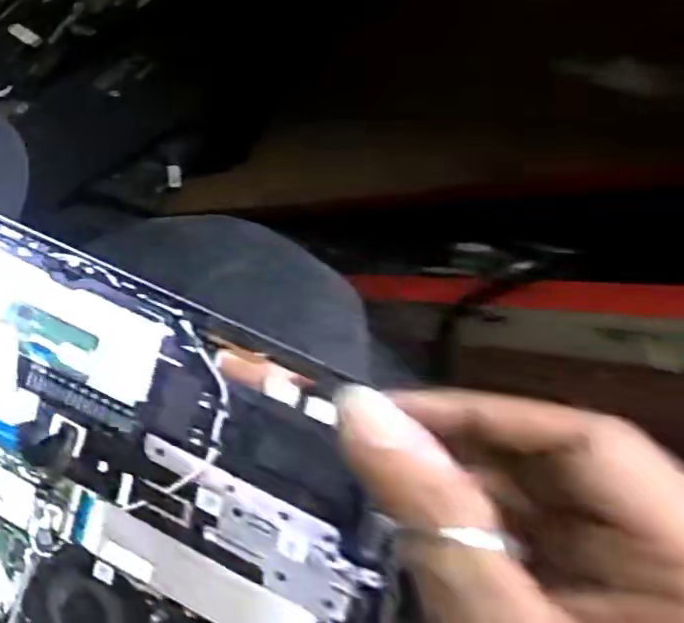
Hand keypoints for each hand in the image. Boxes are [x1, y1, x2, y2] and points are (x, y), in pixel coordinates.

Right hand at [337, 387, 683, 622]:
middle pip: (561, 468)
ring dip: (457, 495)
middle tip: (369, 461)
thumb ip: (430, 511)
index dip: (478, 413)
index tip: (378, 416)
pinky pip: (543, 544)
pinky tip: (432, 546)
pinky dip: (475, 533)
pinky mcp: (620, 611)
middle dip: (454, 456)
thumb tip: (355, 407)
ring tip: (393, 508)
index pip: (587, 440)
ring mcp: (658, 593)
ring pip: (544, 504)